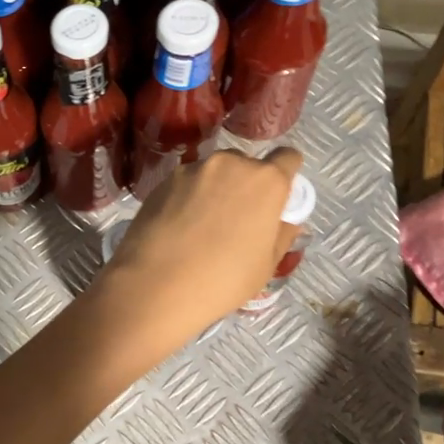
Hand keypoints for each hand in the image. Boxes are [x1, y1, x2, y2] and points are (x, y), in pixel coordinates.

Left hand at [96, 149, 303, 341]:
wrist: (156, 285)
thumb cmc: (223, 279)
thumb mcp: (266, 264)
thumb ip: (281, 233)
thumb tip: (284, 220)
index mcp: (266, 181)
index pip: (287, 158)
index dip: (284, 175)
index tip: (275, 197)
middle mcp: (231, 164)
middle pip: (246, 165)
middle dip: (245, 185)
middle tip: (234, 219)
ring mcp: (193, 170)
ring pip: (213, 172)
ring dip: (214, 189)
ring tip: (201, 225)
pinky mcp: (162, 181)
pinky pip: (185, 183)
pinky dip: (186, 197)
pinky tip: (177, 226)